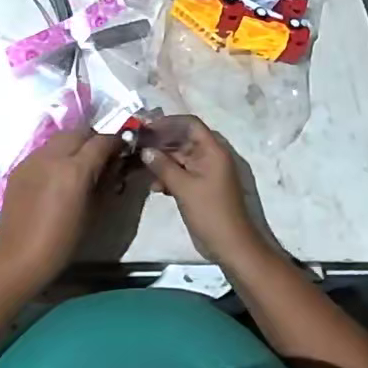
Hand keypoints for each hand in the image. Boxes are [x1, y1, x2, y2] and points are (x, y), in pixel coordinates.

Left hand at [0, 125, 122, 292]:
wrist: (18, 256)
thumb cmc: (62, 241)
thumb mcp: (94, 211)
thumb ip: (107, 181)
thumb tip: (115, 164)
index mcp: (75, 169)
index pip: (102, 141)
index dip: (116, 142)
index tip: (123, 149)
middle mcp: (53, 156)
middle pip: (79, 132)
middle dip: (93, 140)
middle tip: (101, 157)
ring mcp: (32, 159)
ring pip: (59, 138)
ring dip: (73, 145)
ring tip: (78, 165)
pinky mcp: (19, 167)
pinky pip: (43, 151)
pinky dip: (55, 156)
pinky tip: (56, 176)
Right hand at [137, 115, 277, 268]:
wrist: (230, 244)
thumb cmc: (210, 212)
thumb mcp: (184, 187)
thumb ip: (163, 166)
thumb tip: (145, 150)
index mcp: (213, 150)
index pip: (190, 124)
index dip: (168, 122)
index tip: (145, 128)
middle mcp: (210, 156)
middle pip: (183, 140)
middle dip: (161, 143)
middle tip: (136, 147)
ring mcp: (206, 172)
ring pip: (180, 157)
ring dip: (162, 162)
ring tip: (142, 169)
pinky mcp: (200, 186)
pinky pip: (182, 173)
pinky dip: (168, 177)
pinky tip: (155, 188)